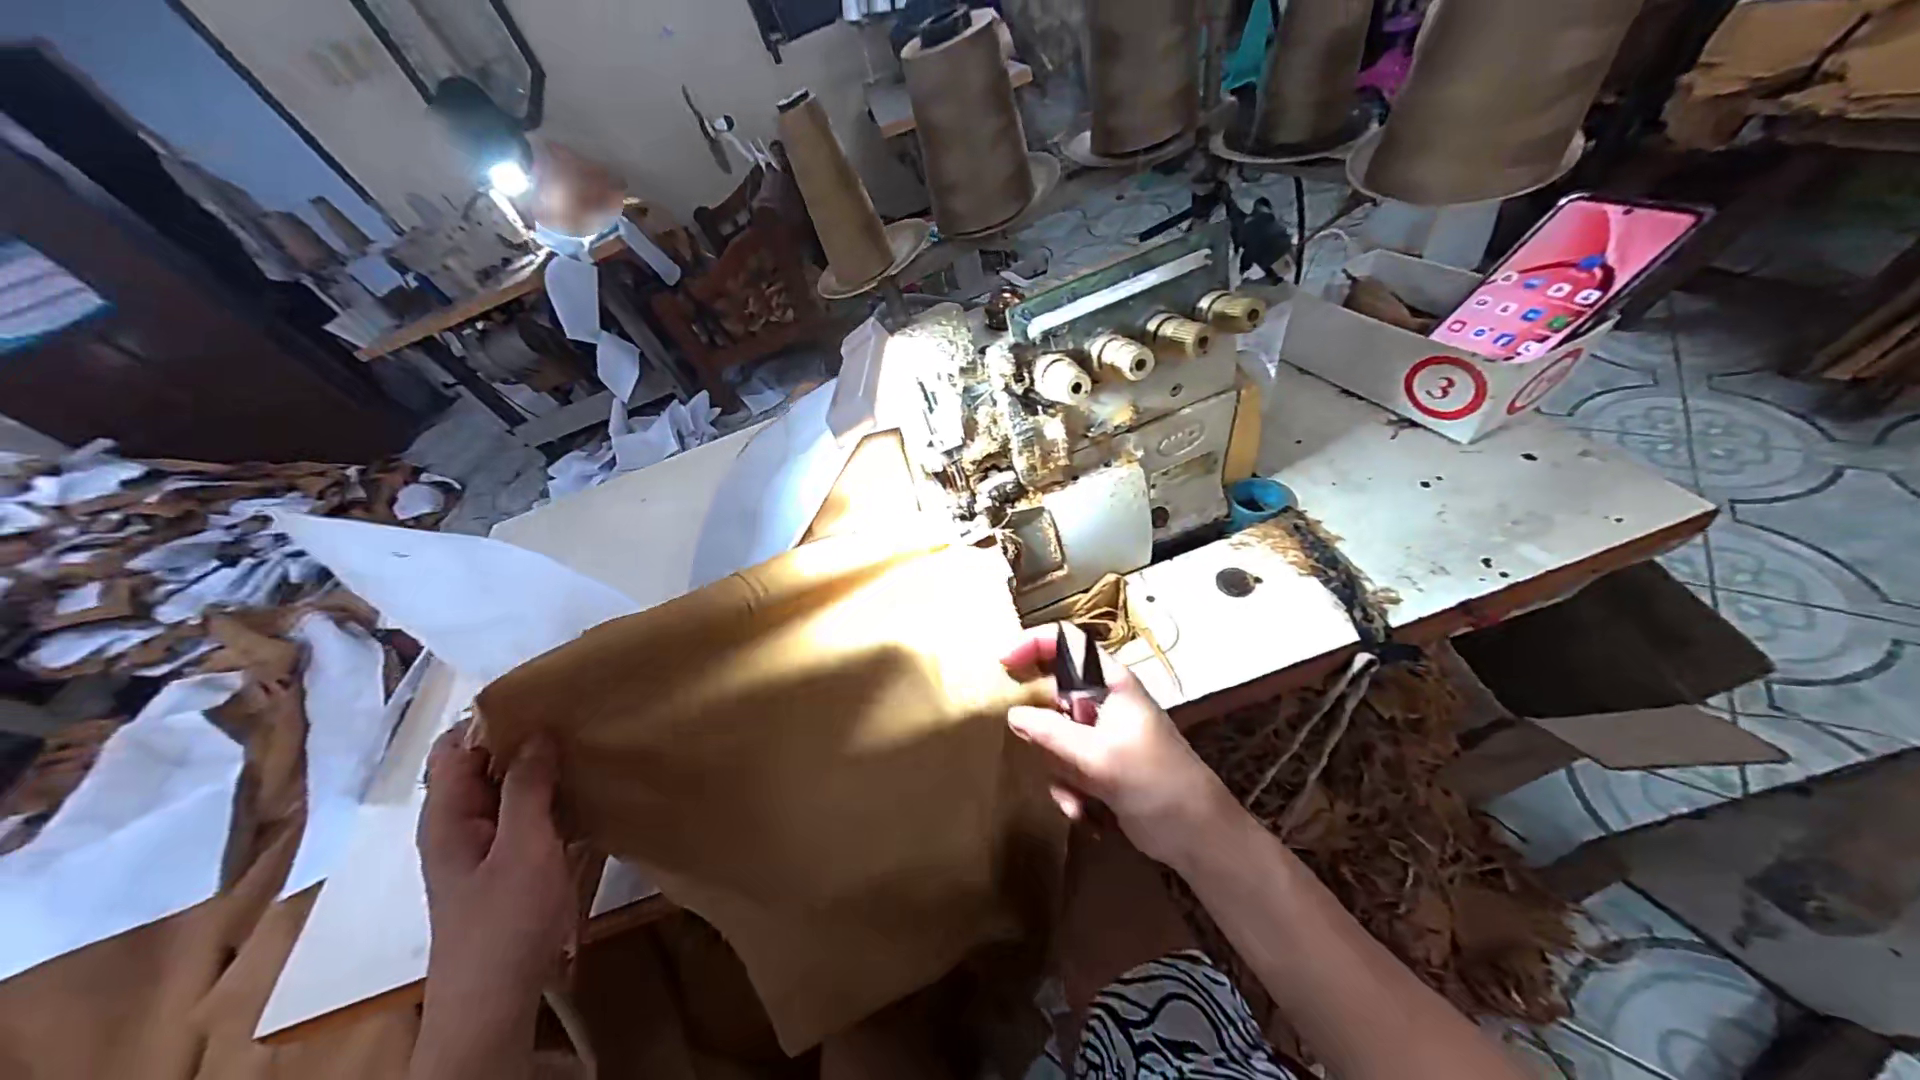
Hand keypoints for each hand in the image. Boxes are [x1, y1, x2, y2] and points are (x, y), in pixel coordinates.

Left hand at [417, 724, 574, 1006]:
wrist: (498, 997)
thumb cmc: (504, 920)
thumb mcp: (523, 847)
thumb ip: (527, 788)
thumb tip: (536, 731)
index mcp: (448, 815)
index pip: (456, 747)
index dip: (491, 718)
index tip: (543, 697)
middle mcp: (462, 822)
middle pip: (486, 763)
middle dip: (525, 737)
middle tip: (576, 714)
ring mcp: (487, 842)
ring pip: (511, 787)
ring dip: (544, 765)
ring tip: (588, 740)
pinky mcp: (512, 859)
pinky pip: (530, 811)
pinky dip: (553, 793)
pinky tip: (588, 785)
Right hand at [1001, 626, 1239, 867]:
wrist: (1197, 835)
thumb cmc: (1155, 783)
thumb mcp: (1098, 756)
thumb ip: (1051, 733)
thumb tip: (1013, 714)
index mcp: (1112, 683)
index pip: (1068, 643)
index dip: (1034, 643)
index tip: (1003, 663)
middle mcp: (1103, 702)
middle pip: (1054, 693)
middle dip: (1042, 728)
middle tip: (1040, 748)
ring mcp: (1100, 734)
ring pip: (1054, 735)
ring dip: (1057, 768)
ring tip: (1077, 797)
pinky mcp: (1098, 764)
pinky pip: (1064, 765)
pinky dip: (1067, 788)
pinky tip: (1082, 811)